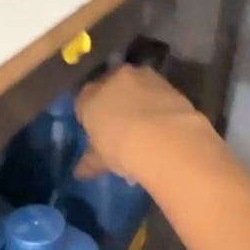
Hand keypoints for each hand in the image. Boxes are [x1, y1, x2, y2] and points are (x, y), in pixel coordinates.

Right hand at [73, 64, 208, 180]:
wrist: (164, 138)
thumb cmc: (121, 147)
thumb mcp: (102, 160)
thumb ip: (90, 161)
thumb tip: (80, 172)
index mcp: (91, 96)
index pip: (82, 101)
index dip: (88, 116)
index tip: (95, 131)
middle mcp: (115, 79)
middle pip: (110, 89)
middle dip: (113, 103)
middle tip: (119, 126)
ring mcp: (143, 77)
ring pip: (135, 87)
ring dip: (137, 101)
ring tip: (145, 126)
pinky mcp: (168, 83)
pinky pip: (156, 93)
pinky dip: (157, 104)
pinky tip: (162, 123)